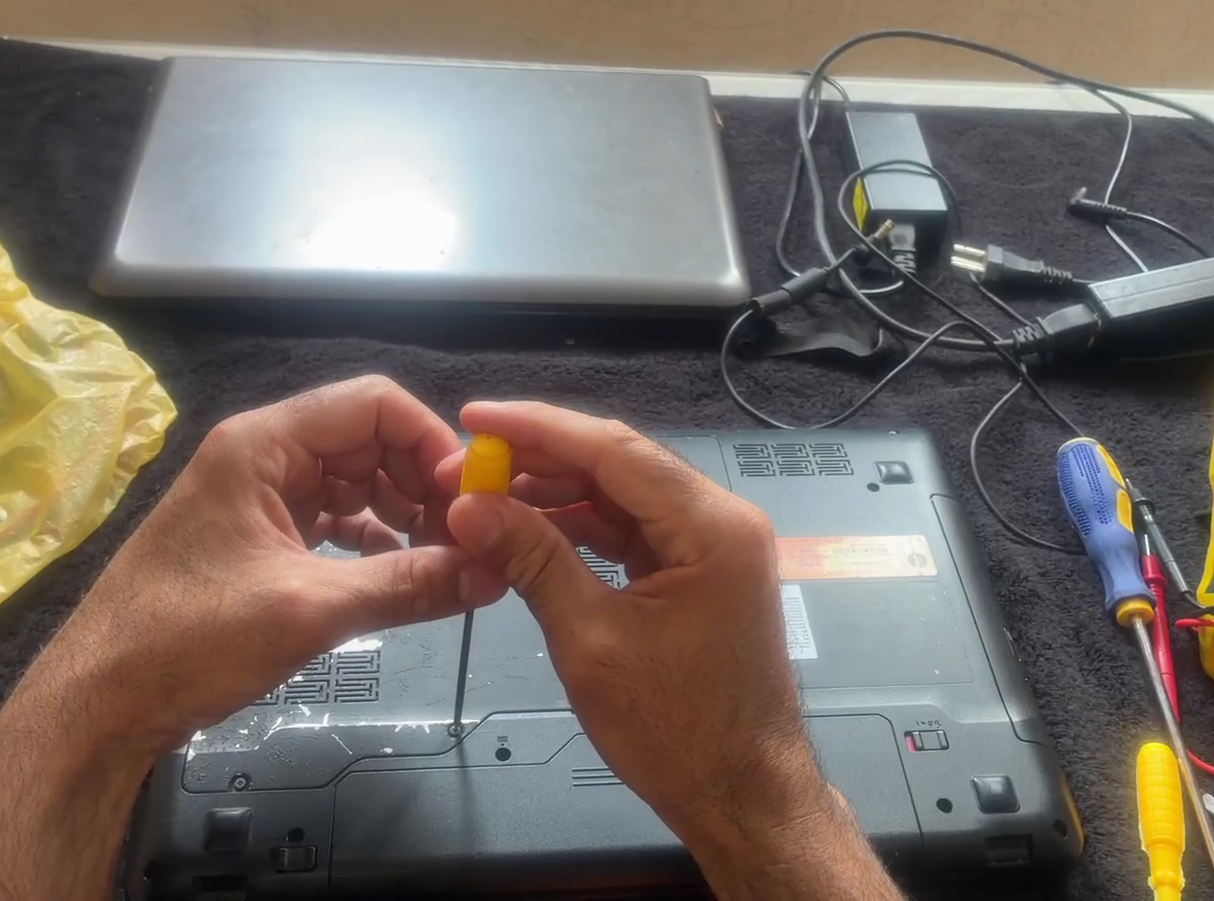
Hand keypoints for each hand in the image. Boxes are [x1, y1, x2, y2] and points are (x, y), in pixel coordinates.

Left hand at [47, 375, 508, 750]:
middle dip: (424, 482)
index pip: (373, 403)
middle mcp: (268, 456)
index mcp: (265, 444)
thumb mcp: (308, 609)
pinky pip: (342, 516)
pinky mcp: (268, 533)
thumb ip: (409, 585)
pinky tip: (403, 569)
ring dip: (406, 512)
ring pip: (362, 479)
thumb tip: (492, 578)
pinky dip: (379, 538)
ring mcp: (266, 495)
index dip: (429, 438)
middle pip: (373, 440)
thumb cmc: (186, 644)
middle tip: (466, 532)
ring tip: (444, 554)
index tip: (467, 491)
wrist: (95, 712)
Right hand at [439, 402, 897, 896]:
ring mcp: (713, 540)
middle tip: (473, 462)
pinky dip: (584, 525)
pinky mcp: (699, 564)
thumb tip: (470, 507)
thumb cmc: (677, 732)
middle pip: (621, 463)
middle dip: (543, 459)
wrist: (743, 797)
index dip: (539, 428)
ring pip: (624, 493)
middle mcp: (721, 517)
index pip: (614, 450)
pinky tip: (534, 526)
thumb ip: (533, 560)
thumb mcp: (592, 641)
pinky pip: (634, 526)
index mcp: (712, 525)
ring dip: (560, 492)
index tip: (478, 415)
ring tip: (492, 495)